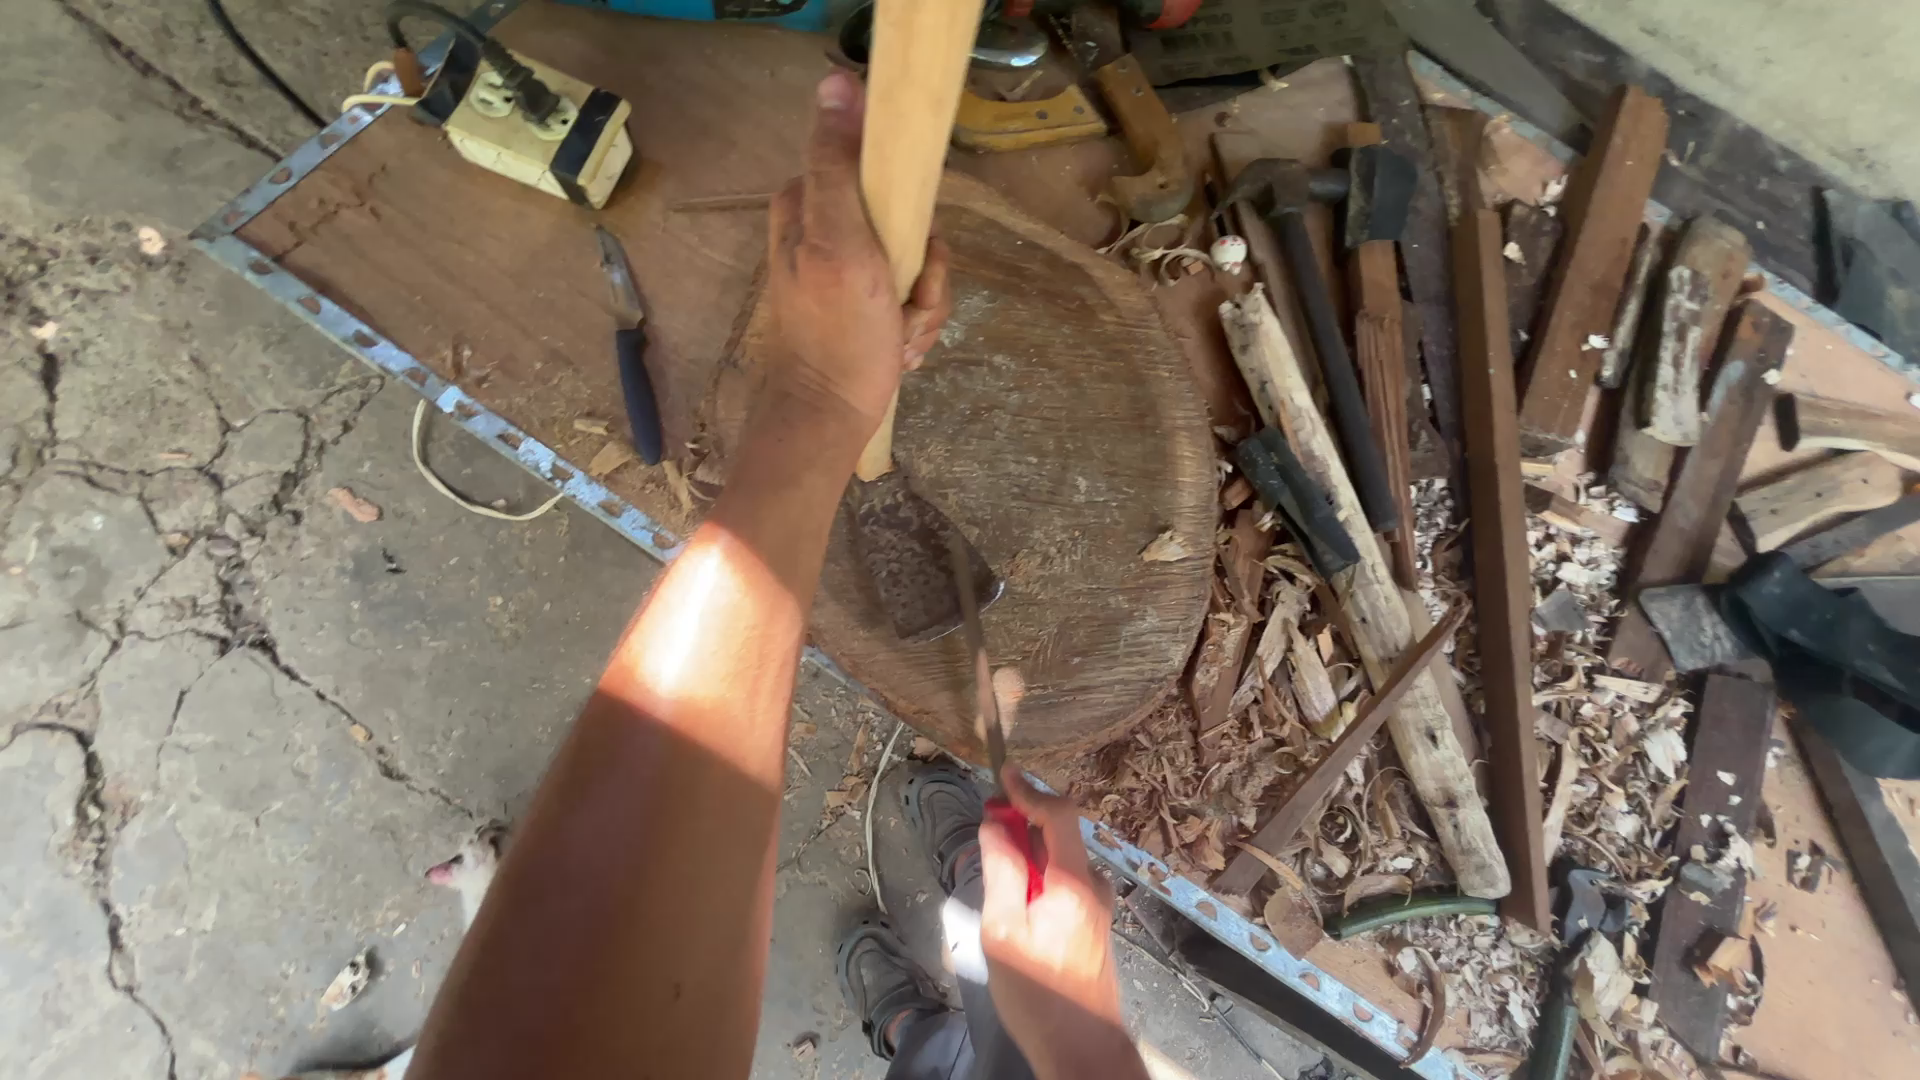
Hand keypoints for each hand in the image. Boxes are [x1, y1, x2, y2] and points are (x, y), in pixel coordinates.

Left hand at [766, 71, 951, 436]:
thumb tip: (838, 83)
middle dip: (922, 280)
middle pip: (910, 229)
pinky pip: (912, 301)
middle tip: (903, 314)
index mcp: (811, 203)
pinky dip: (913, 330)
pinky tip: (899, 351)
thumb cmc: (838, 336)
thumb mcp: (839, 244)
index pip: (888, 180)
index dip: (912, 225)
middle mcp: (827, 231)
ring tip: (900, 340)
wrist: (829, 415)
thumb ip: (838, 167)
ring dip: (922, 311)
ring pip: (919, 269)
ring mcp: (848, 272)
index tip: (909, 268)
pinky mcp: (863, 306)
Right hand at [979, 768, 1146, 1079]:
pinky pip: (1062, 880)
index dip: (1029, 789)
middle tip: (986, 831)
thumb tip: (994, 823)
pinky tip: (1016, 904)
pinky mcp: (1092, 922)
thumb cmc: (1038, 993)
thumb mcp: (1004, 930)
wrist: (1083, 1053)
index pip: (1059, 813)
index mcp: (1074, 879)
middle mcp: (1092, 883)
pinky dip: (1037, 874)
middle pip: (1057, 832)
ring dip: (1027, 853)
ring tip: (995, 878)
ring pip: (1057, 859)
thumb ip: (1001, 869)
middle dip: (1021, 822)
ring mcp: (1096, 903)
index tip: (1002, 774)